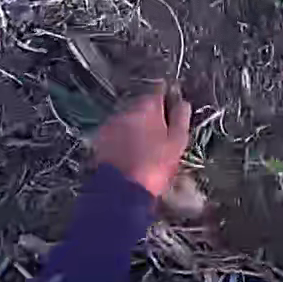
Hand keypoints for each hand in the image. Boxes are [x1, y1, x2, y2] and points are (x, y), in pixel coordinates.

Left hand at [91, 82, 191, 196]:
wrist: (121, 191)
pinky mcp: (100, 139)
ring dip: (136, 125)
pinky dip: (123, 136)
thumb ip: (180, 119)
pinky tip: (130, 151)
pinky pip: (116, 131)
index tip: (173, 105)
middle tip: (161, 130)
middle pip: (141, 104)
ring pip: (127, 118)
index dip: (167, 96)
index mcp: (147, 107)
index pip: (158, 90)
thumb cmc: (155, 165)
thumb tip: (183, 103)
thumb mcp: (177, 143)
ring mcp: (110, 124)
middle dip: (151, 113)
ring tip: (145, 143)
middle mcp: (126, 110)